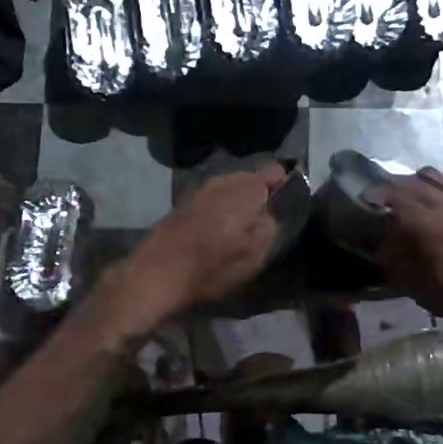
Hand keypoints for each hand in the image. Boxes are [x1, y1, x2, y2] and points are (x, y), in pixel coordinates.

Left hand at [114, 162, 287, 321]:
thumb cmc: (212, 265)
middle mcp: (225, 179)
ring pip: (232, 190)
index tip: (284, 208)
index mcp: (247, 187)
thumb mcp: (255, 254)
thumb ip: (270, 226)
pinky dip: (220, 212)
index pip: (276, 172)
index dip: (284, 187)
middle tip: (262, 224)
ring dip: (238, 205)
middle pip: (252, 180)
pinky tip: (217, 233)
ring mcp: (202, 189)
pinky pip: (214, 200)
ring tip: (239, 231)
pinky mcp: (185, 202)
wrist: (158, 271)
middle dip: (259, 197)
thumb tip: (271, 210)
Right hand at [369, 168, 442, 331]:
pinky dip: (436, 186)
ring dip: (414, 181)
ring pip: (433, 177)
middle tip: (379, 195)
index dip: (377, 194)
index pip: (396, 197)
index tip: (363, 197)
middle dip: (392, 185)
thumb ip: (394, 263)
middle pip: (413, 182)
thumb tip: (377, 249)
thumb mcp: (417, 284)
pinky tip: (432, 201)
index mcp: (429, 223)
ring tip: (405, 194)